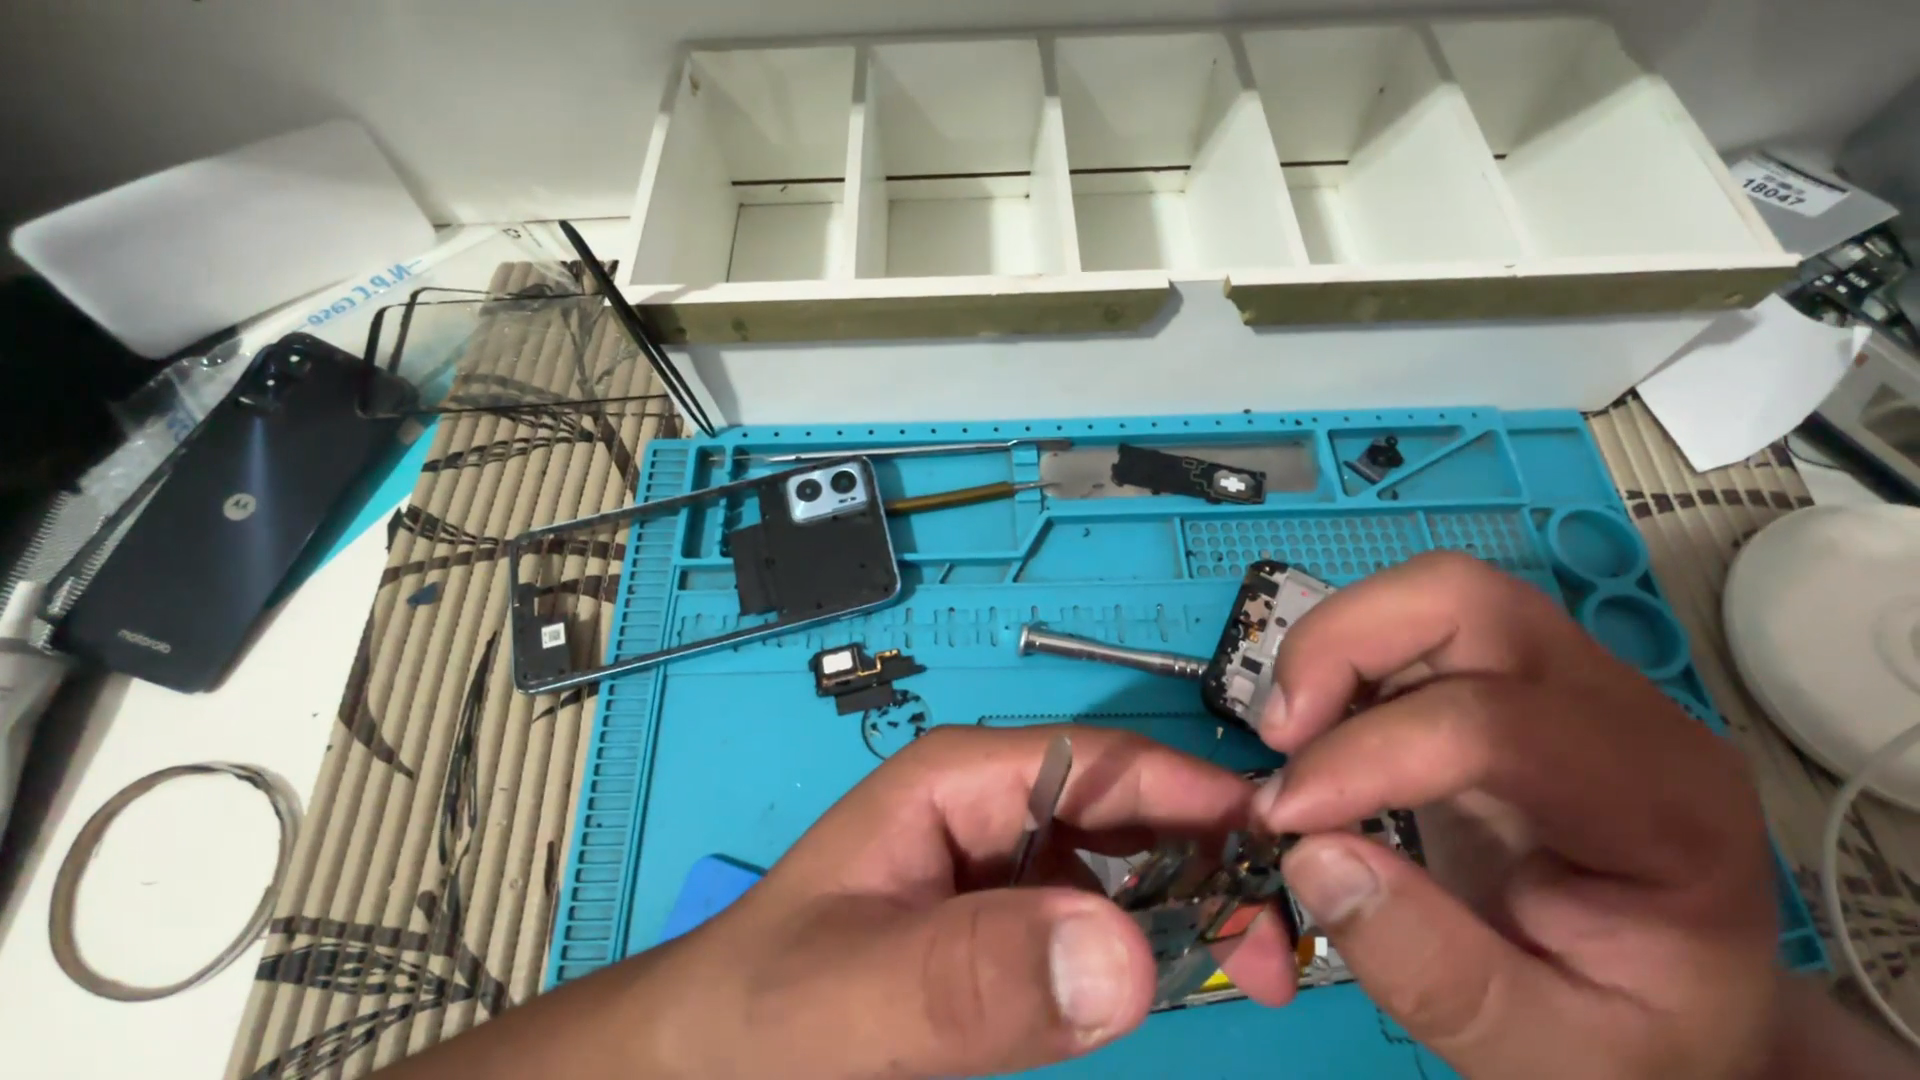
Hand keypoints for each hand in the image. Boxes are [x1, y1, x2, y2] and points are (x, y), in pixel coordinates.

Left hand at [630, 725, 1289, 1076]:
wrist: (708, 1060)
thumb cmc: (760, 1010)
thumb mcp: (852, 995)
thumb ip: (971, 977)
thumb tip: (1124, 958)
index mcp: (957, 781)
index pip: (1105, 765)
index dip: (1200, 796)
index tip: (1290, 856)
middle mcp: (989, 807)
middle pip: (1128, 808)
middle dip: (1209, 858)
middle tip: (1275, 951)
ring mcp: (1002, 867)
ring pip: (1124, 863)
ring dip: (1189, 905)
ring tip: (1246, 971)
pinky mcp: (1006, 925)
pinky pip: (1100, 917)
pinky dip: (1150, 943)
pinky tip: (1176, 979)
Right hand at [1248, 552, 1779, 1077]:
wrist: (1674, 1007)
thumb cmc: (1626, 1035)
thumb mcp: (1546, 1056)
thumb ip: (1434, 974)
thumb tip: (1310, 854)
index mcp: (1660, 805)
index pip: (1495, 724)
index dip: (1368, 754)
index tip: (1284, 818)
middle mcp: (1618, 712)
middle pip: (1464, 600)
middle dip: (1340, 647)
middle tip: (1278, 737)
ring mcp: (1562, 681)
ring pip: (1428, 595)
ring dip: (1333, 648)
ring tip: (1291, 735)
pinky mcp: (1506, 679)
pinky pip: (1410, 627)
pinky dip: (1341, 659)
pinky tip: (1321, 732)